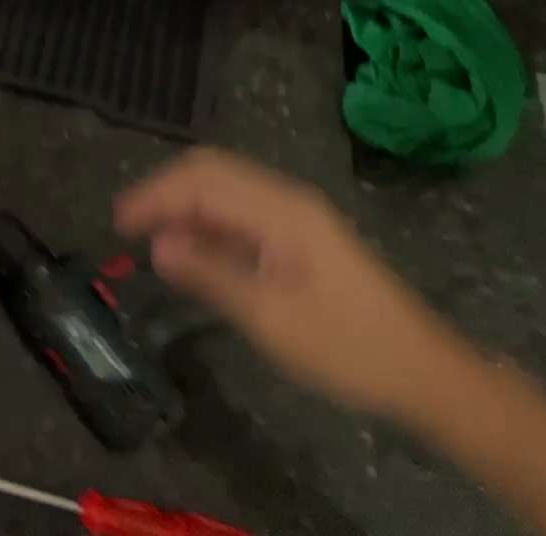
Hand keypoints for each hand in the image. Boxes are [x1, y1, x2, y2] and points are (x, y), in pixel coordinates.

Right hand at [115, 147, 470, 418]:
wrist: (428, 375)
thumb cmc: (349, 348)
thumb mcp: (271, 318)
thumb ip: (210, 275)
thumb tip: (156, 246)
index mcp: (282, 212)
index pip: (202, 182)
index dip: (155, 196)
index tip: (118, 224)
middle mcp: (286, 200)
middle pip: (210, 170)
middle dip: (162, 190)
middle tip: (127, 223)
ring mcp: (293, 215)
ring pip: (222, 186)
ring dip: (181, 202)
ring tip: (147, 233)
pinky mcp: (296, 235)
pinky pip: (237, 209)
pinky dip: (203, 219)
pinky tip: (188, 246)